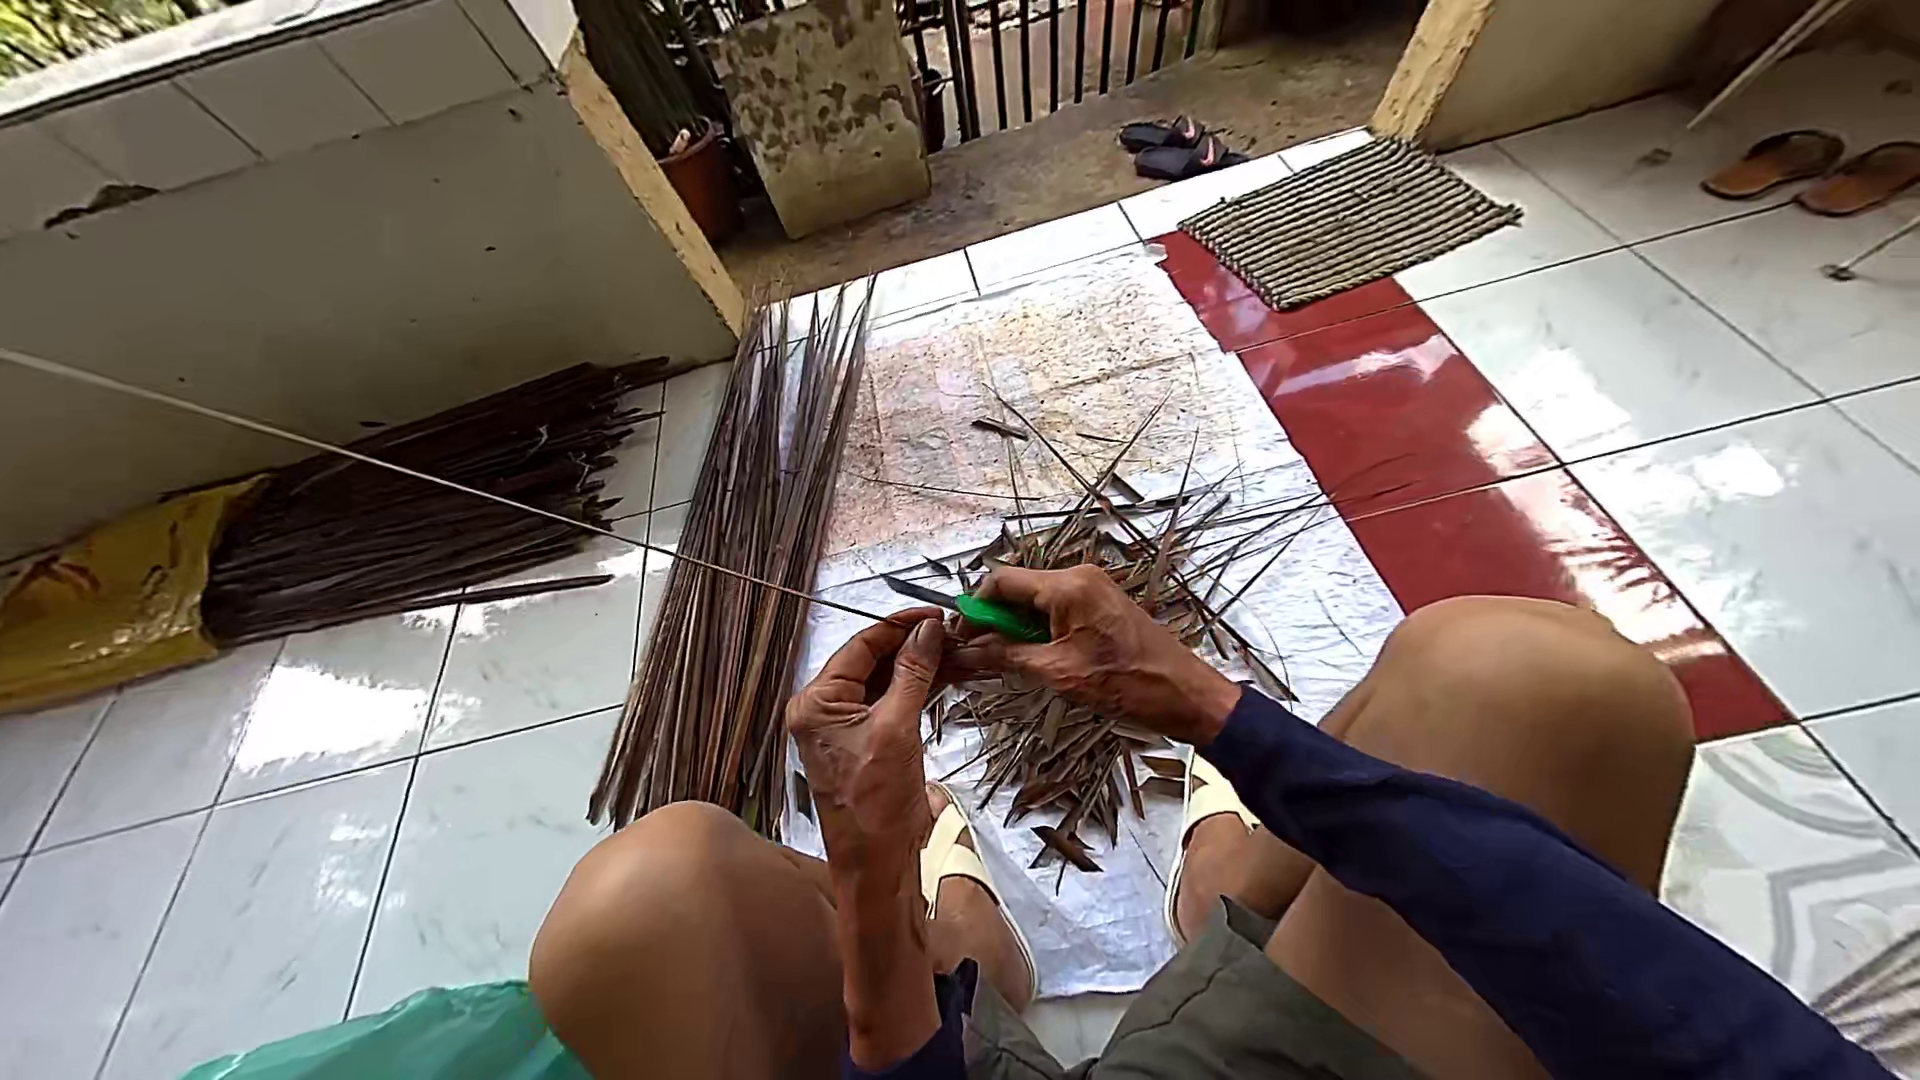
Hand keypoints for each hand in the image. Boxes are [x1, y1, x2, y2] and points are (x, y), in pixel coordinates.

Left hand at [786, 609, 946, 1069]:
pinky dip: (918, 687)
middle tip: (953, 631)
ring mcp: (845, 723)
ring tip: (958, 649)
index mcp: (817, 701)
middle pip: (872, 659)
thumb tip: (930, 627)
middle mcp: (824, 706)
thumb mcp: (897, 728)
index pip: (860, 645)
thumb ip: (912, 671)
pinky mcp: (866, 737)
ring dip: (920, 665)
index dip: (898, 625)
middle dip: (913, 644)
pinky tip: (948, 673)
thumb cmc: (879, 800)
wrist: (879, 866)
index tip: (935, 613)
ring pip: (885, 679)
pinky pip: (892, 700)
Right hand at [953, 564, 1240, 745]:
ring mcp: (1092, 587)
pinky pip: (1056, 607)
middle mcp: (1078, 576)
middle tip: (980, 654)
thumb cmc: (1125, 683)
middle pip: (1018, 588)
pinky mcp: (1100, 602)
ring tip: (1005, 659)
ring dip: (1015, 626)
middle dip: (994, 619)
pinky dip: (1038, 627)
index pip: (1001, 580)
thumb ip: (1006, 656)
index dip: (975, 608)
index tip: (961, 637)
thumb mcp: (1057, 672)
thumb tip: (965, 653)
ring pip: (1035, 599)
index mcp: (1067, 586)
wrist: (1186, 693)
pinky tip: (1033, 653)